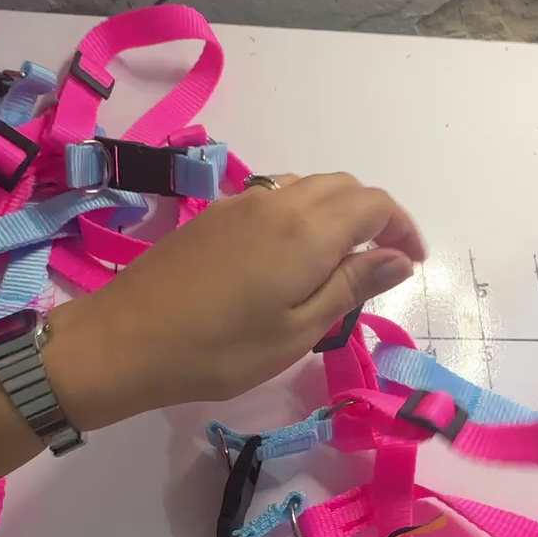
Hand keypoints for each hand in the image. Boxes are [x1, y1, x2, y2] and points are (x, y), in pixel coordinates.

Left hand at [45, 173, 426, 428]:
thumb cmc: (221, 349)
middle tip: (383, 263)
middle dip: (375, 217)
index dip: (402, 228)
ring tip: (342, 260)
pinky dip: (304, 213)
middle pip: (344, 187)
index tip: (412, 264)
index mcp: (307, 229)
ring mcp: (242, 202)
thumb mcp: (299, 329)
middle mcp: (278, 201)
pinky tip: (293, 254)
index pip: (374, 205)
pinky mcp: (215, 214)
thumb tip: (398, 258)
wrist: (126, 340)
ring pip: (309, 187)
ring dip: (339, 212)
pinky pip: (276, 196)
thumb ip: (352, 286)